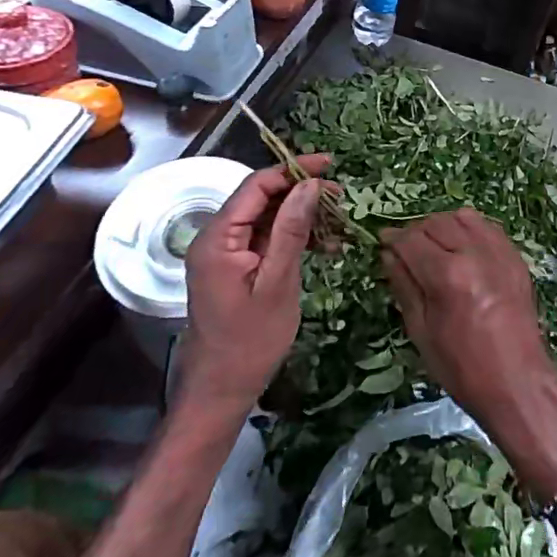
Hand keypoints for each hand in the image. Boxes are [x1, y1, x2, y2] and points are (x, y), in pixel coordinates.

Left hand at [181, 155, 331, 410]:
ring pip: (267, 218)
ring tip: (338, 220)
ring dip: (301, 216)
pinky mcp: (236, 268)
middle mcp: (216, 239)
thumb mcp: (277, 283)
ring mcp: (225, 254)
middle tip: (340, 196)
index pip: (256, 185)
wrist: (221, 390)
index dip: (292, 170)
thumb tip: (310, 185)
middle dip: (301, 193)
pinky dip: (294, 238)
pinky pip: (266, 240)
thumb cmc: (250, 341)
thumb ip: (291, 231)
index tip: (329, 165)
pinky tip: (324, 246)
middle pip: (261, 198)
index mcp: (218, 238)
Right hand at [380, 209, 556, 447]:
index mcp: (447, 275)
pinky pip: (488, 227)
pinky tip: (462, 247)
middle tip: (406, 250)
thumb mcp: (421, 331)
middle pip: (436, 222)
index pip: (411, 240)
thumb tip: (388, 254)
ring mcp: (499, 252)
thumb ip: (404, 286)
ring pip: (463, 217)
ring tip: (434, 246)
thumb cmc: (461, 366)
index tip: (383, 242)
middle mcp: (474, 253)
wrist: (516, 380)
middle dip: (415, 232)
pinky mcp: (515, 256)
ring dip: (443, 225)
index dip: (392, 239)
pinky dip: (470, 229)